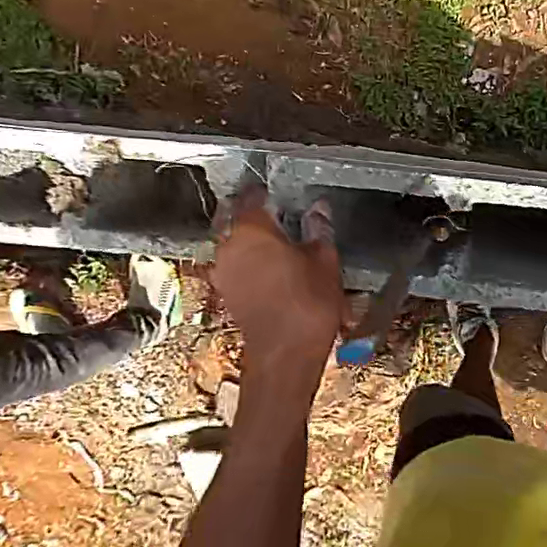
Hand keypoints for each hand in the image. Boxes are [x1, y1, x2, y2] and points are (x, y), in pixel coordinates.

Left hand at [211, 185, 343, 362]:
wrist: (286, 353)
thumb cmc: (308, 303)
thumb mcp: (324, 261)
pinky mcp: (225, 291)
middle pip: (235, 217)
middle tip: (279, 218)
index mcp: (251, 229)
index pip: (253, 197)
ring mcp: (222, 270)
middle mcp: (228, 244)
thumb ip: (318, 230)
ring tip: (277, 246)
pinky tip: (270, 269)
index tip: (284, 196)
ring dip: (249, 240)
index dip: (269, 193)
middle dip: (254, 215)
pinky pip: (234, 265)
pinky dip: (247, 262)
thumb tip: (319, 209)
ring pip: (232, 242)